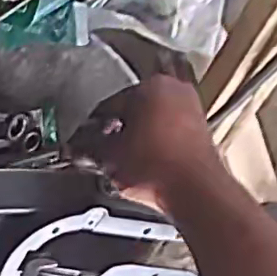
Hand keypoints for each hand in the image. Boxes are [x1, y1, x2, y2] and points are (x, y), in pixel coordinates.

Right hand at [66, 40, 228, 212]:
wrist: (192, 188)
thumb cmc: (157, 167)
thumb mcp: (109, 156)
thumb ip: (88, 147)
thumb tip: (78, 147)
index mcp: (149, 87)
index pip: (106, 106)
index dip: (90, 128)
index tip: (83, 141)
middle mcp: (173, 90)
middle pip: (130, 111)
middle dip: (113, 132)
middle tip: (99, 152)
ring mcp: (190, 107)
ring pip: (148, 120)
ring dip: (132, 138)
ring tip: (119, 161)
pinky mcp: (198, 127)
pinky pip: (165, 131)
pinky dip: (151, 143)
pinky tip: (140, 163)